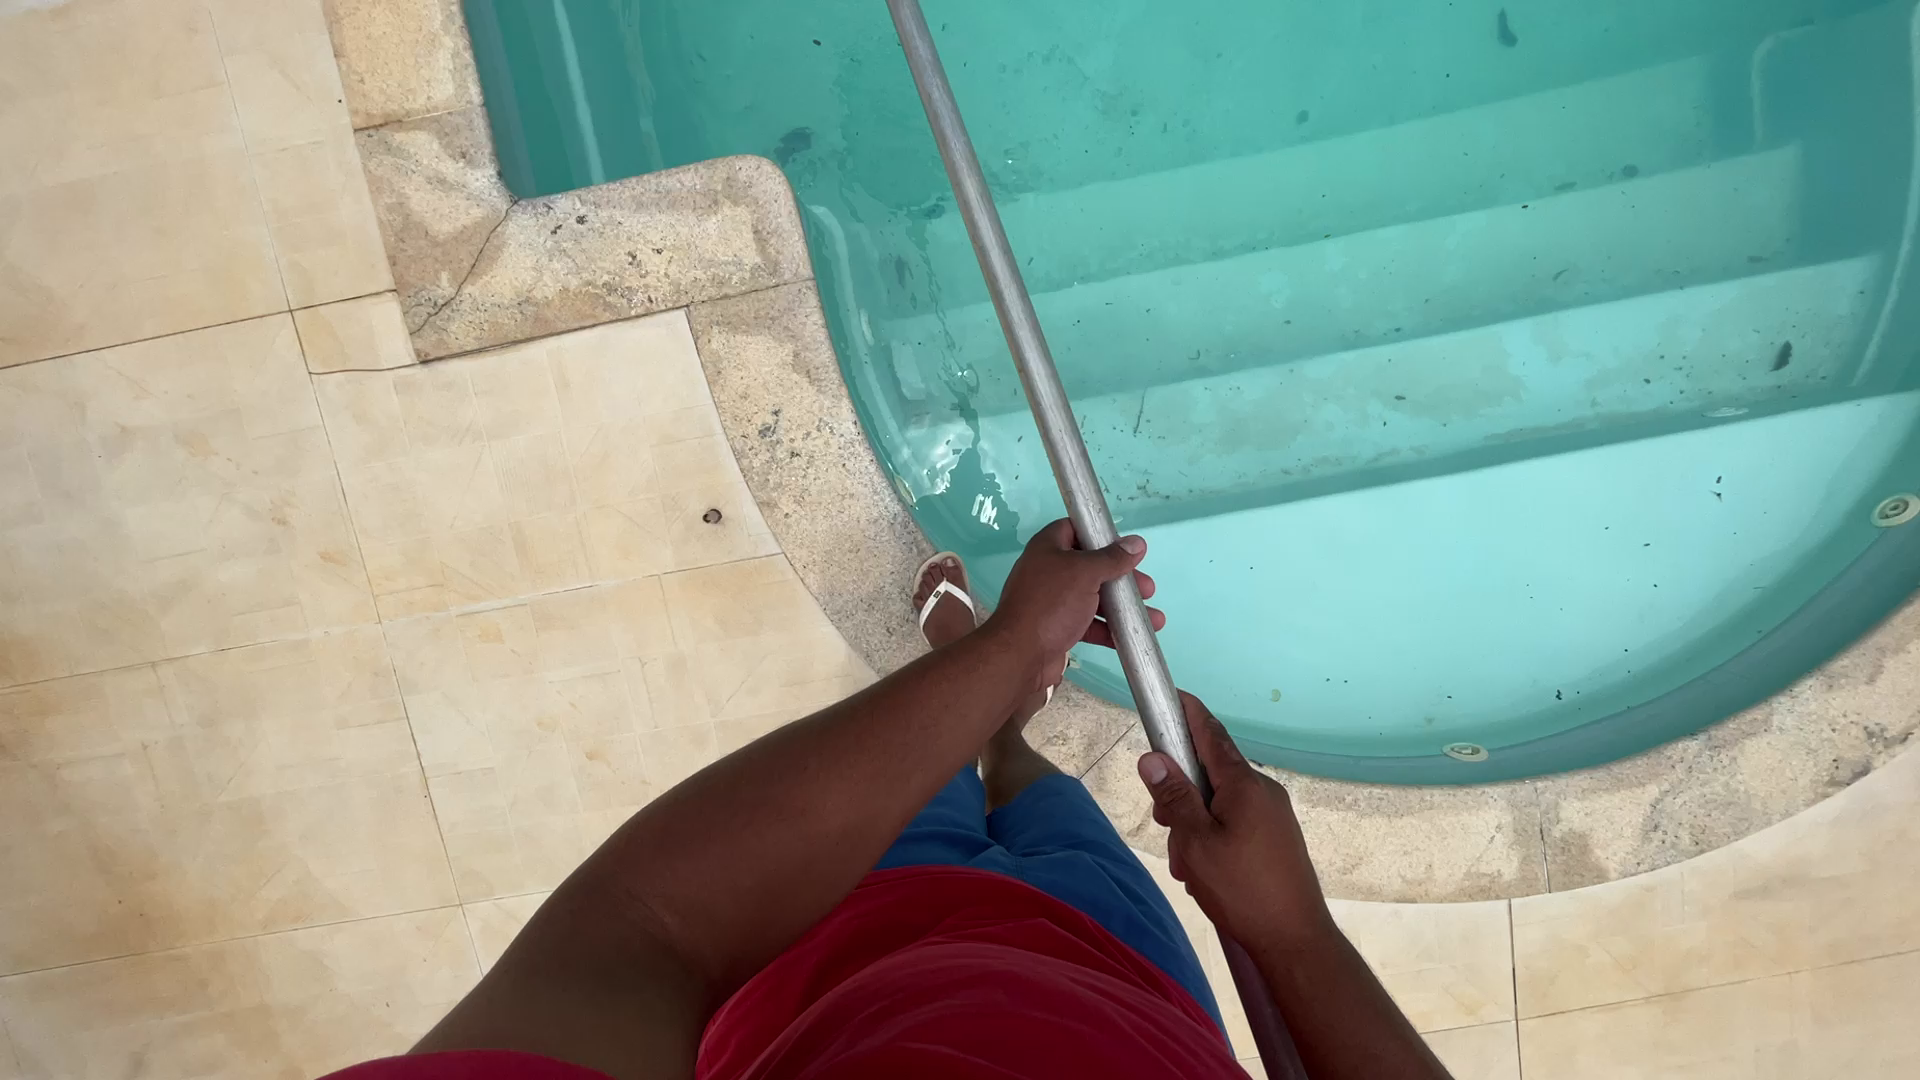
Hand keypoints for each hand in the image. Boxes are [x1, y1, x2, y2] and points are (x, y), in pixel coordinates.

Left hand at [984, 519, 1164, 670]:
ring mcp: (1052, 600)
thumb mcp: (1085, 573)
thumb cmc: (1051, 602)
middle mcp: (1048, 570)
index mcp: (1048, 547)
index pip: (1074, 529)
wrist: (1020, 654)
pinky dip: (1107, 628)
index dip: (1100, 535)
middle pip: (1090, 566)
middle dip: (1121, 578)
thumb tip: (1136, 543)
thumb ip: (1111, 558)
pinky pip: (1086, 623)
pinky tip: (1130, 637)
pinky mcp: (1056, 627)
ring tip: (1153, 618)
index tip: (1125, 548)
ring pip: (1092, 597)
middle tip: (1147, 589)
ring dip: (1121, 607)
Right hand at [1137, 693, 1336, 953]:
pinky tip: (1204, 870)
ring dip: (1194, 822)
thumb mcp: (1195, 842)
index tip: (1168, 694)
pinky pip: (1235, 820)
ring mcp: (1273, 814)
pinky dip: (1212, 834)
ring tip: (1186, 864)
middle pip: (1209, 771)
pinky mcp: (1276, 837)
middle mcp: (1261, 790)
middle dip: (1180, 792)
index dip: (1187, 711)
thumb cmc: (1242, 888)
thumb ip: (1173, 797)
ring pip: (1219, 801)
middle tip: (1165, 828)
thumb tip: (1152, 757)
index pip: (1210, 732)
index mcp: (1243, 783)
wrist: (1297, 943)